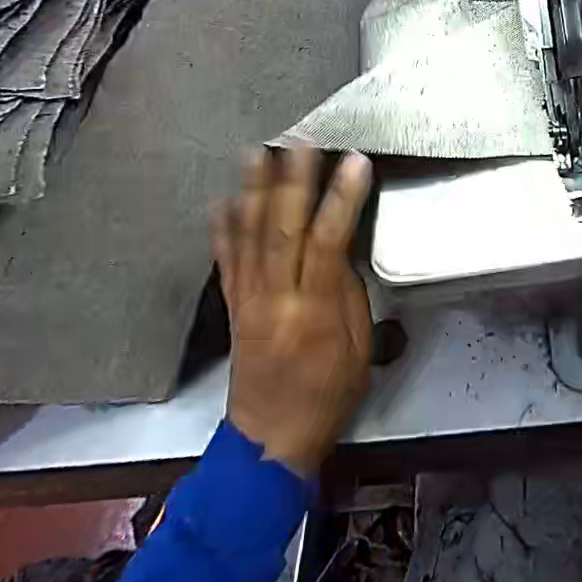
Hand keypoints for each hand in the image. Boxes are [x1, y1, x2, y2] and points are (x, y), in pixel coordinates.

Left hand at [211, 147, 374, 476]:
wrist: (271, 440)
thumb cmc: (330, 393)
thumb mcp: (359, 345)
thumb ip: (349, 293)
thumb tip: (343, 248)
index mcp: (314, 311)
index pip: (328, 243)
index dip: (342, 199)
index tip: (354, 162)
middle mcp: (274, 299)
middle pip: (281, 231)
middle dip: (291, 182)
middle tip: (299, 142)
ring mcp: (248, 301)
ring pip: (248, 238)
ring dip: (253, 192)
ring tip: (257, 153)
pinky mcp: (233, 308)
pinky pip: (226, 262)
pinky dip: (223, 229)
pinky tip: (222, 201)